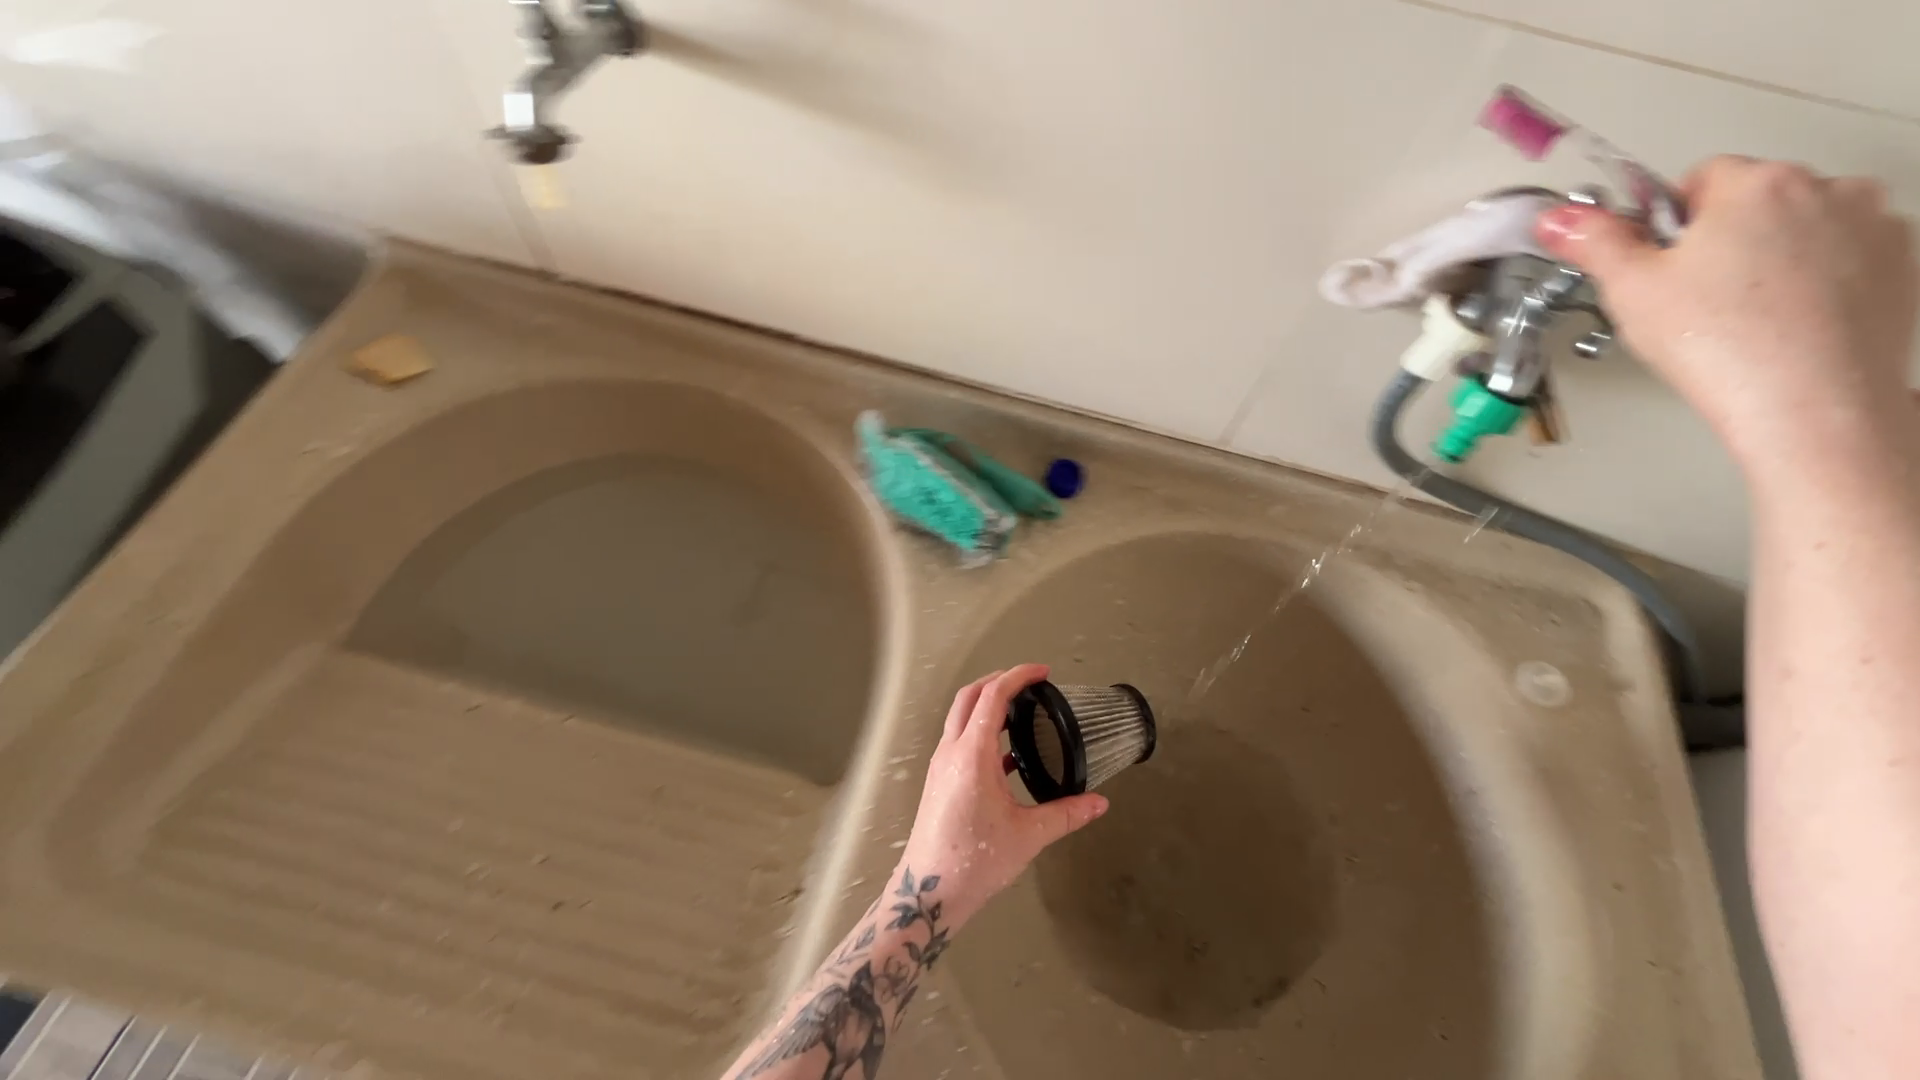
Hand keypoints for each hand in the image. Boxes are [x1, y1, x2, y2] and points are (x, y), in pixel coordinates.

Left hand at [896, 665, 1108, 929]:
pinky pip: (959, 740)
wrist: (930, 892)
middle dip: (998, 680)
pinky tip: (1007, 754)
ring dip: (986, 704)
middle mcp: (951, 752)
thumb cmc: (976, 862)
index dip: (1018, 676)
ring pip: (960, 717)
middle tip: (1029, 682)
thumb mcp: (1029, 835)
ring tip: (1020, 710)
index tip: (1042, 672)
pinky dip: (981, 731)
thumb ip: (1067, 814)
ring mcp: (941, 765)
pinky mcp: (940, 781)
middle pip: (969, 696)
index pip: (993, 696)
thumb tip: (1099, 803)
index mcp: (972, 755)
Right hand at [1536, 156, 1918, 474]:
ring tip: (1733, 315)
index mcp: (1757, 184)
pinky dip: (1809, 284)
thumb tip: (1559, 219)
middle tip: (1687, 297)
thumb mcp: (1629, 288)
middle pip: (1750, 202)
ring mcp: (1873, 226)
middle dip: (1717, 240)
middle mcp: (1827, 190)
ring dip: (1766, 259)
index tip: (1655, 265)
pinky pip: (1839, 260)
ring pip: (1796, 230)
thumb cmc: (1726, 343)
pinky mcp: (1899, 265)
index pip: (1696, 179)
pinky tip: (1776, 323)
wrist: (1809, 400)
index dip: (1665, 226)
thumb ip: (1593, 242)